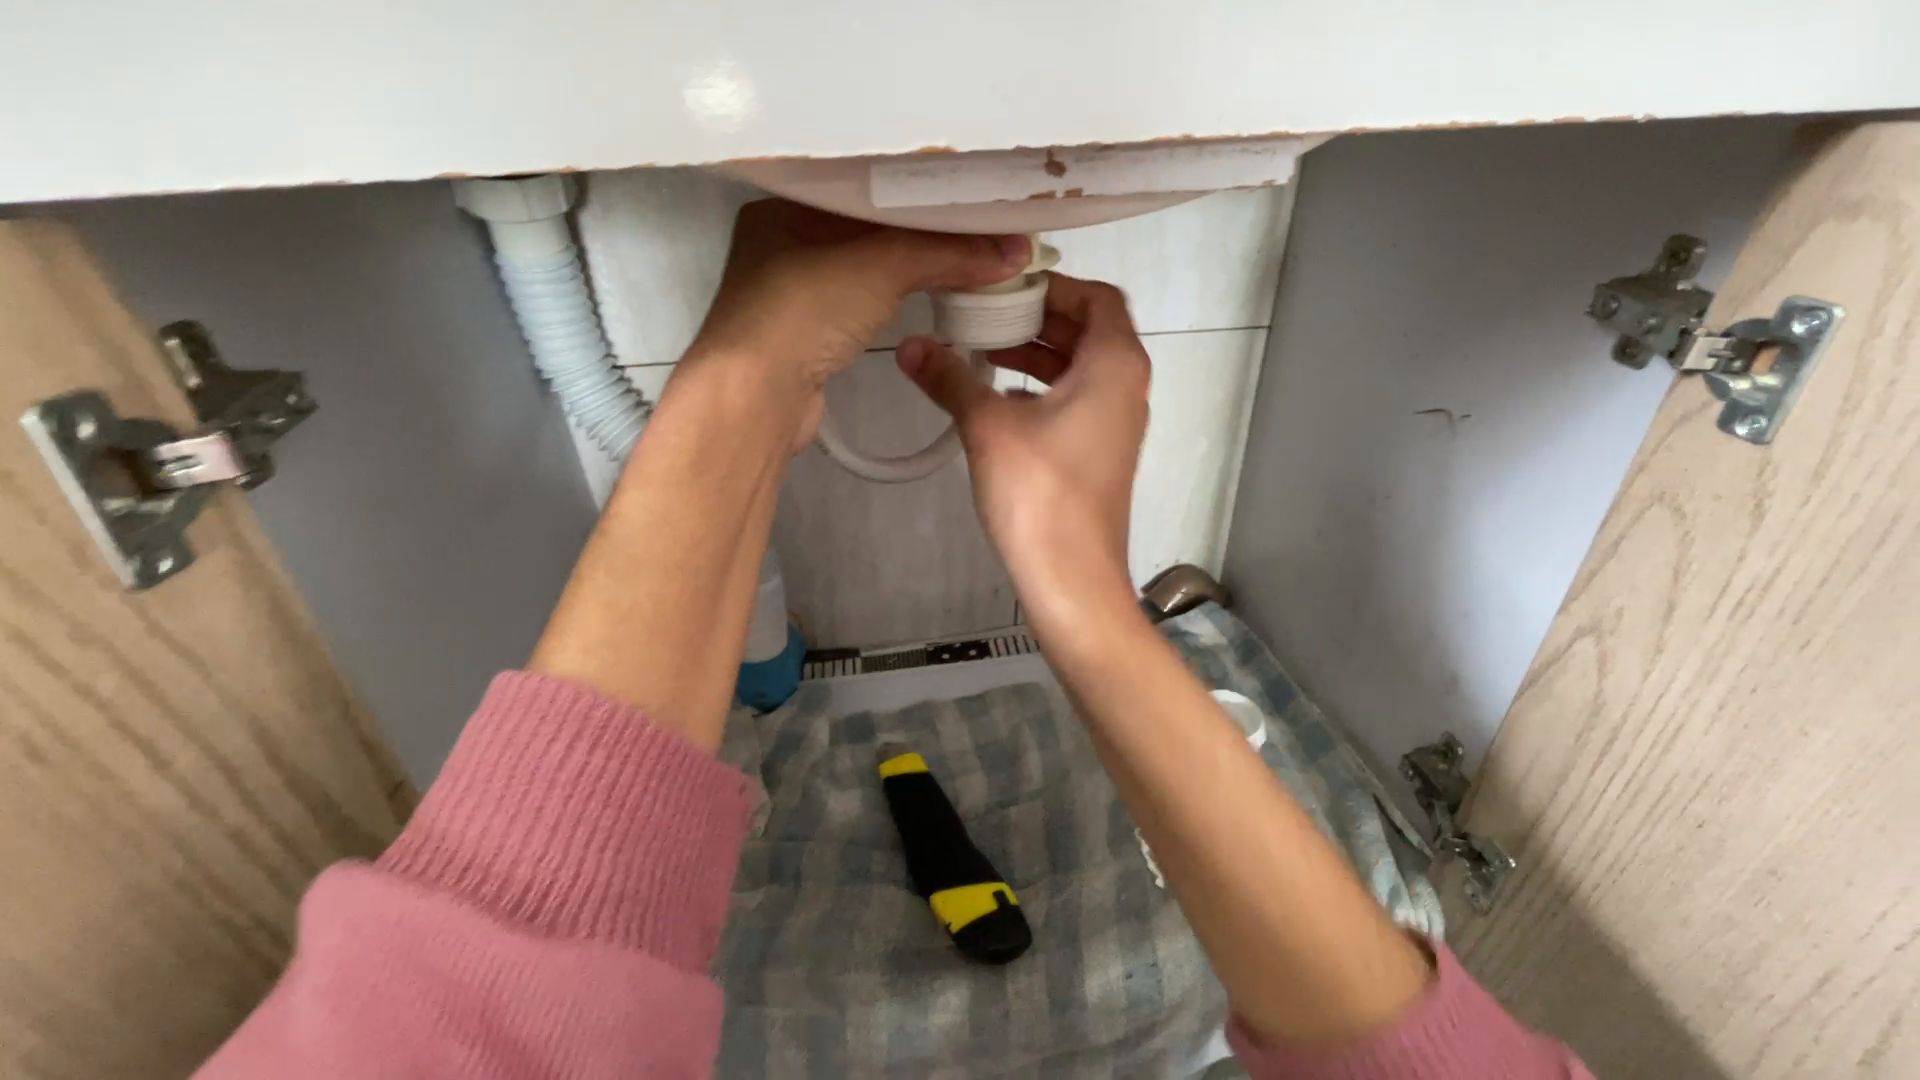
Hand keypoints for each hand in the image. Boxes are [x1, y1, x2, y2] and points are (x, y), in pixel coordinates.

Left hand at [681, 199, 1028, 449]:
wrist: (757, 399)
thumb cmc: (805, 313)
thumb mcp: (879, 267)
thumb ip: (946, 254)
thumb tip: (1017, 251)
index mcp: (785, 207)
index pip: (861, 184)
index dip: (915, 185)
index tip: (966, 186)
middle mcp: (783, 243)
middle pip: (867, 225)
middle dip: (921, 226)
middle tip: (978, 219)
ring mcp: (793, 292)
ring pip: (865, 265)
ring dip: (911, 263)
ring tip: (968, 252)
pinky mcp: (808, 334)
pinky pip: (862, 301)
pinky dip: (895, 295)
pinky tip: (931, 289)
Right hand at [896, 274, 1150, 630]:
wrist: (1072, 578)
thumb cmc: (1039, 493)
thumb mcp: (988, 427)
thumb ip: (949, 378)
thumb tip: (907, 346)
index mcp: (1114, 363)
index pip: (1095, 296)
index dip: (1050, 283)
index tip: (1001, 286)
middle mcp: (1126, 385)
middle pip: (1087, 329)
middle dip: (1034, 316)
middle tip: (980, 312)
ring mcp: (1117, 421)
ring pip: (1079, 367)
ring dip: (1034, 353)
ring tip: (979, 349)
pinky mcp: (1101, 451)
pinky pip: (1075, 399)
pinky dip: (1041, 387)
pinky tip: (994, 397)